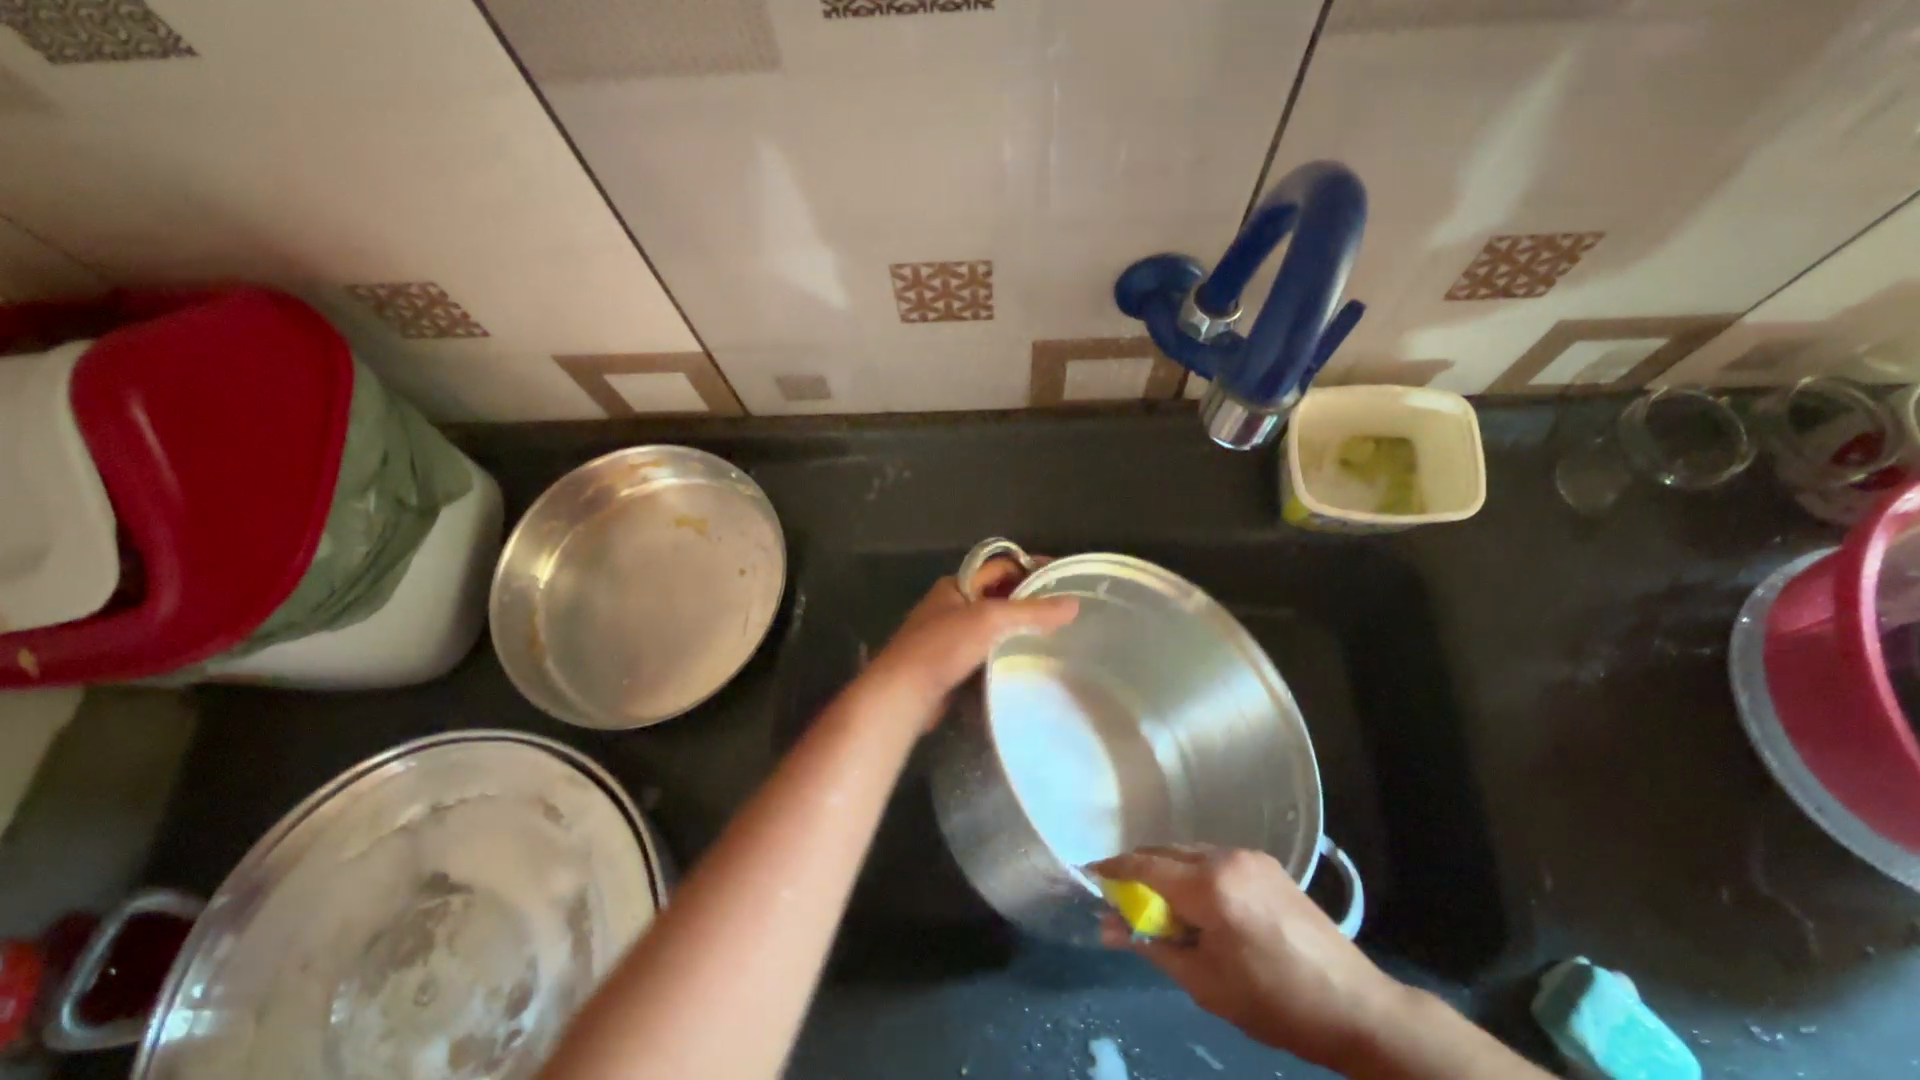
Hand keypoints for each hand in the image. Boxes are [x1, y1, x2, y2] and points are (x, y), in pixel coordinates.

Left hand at [855, 556, 1076, 731]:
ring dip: (1017, 629)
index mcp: (956, 585)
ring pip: (991, 626)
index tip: (1063, 580)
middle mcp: (951, 605)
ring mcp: (948, 636)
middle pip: (997, 596)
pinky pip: (984, 651)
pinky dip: (1004, 653)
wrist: (903, 693)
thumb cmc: (943, 646)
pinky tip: (1025, 663)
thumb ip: (1032, 611)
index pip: (1000, 567)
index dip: (1031, 568)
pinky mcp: (950, 665)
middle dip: (1027, 600)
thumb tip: (1073, 604)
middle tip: (1065, 611)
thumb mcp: (990, 620)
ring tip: (1054, 637)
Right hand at [1090, 846, 1405, 1069]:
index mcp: (1210, 884)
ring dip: (1167, 873)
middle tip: (1118, 901)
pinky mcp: (1270, 868)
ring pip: (1191, 854)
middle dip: (1138, 872)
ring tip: (1156, 907)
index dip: (1112, 872)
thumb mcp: (1203, 981)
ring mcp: (1253, 858)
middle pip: (1166, 853)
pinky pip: (1216, 860)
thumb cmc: (1272, 1000)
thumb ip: (1152, 944)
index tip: (1088, 879)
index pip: (1144, 866)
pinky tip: (1194, 904)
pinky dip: (1194, 875)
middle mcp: (1228, 856)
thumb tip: (1108, 926)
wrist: (1354, 1007)